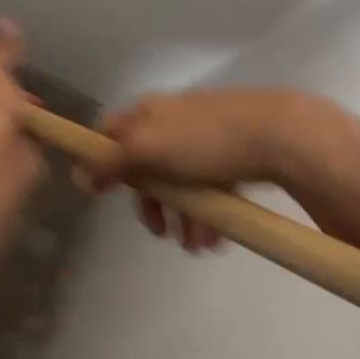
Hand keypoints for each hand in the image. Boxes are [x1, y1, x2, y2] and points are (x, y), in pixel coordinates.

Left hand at [0, 18, 43, 182]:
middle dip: (8, 99)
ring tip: (43, 105)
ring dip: (27, 119)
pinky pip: (34, 144)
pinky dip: (44, 136)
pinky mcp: (22, 160)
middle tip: (26, 88)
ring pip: (13, 126)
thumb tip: (3, 19)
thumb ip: (2, 49)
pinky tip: (56, 126)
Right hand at [82, 88, 341, 252]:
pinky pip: (210, 188)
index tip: (103, 194)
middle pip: (145, 164)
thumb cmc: (204, 140)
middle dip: (150, 202)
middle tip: (158, 231)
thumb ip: (112, 161)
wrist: (281, 134)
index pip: (109, 132)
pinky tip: (215, 238)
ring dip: (181, 216)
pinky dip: (208, 213)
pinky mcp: (234, 157)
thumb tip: (78, 173)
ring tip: (194, 246)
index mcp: (146, 112)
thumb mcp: (148, 149)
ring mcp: (204, 139)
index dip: (101, 161)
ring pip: (180, 181)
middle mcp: (171, 122)